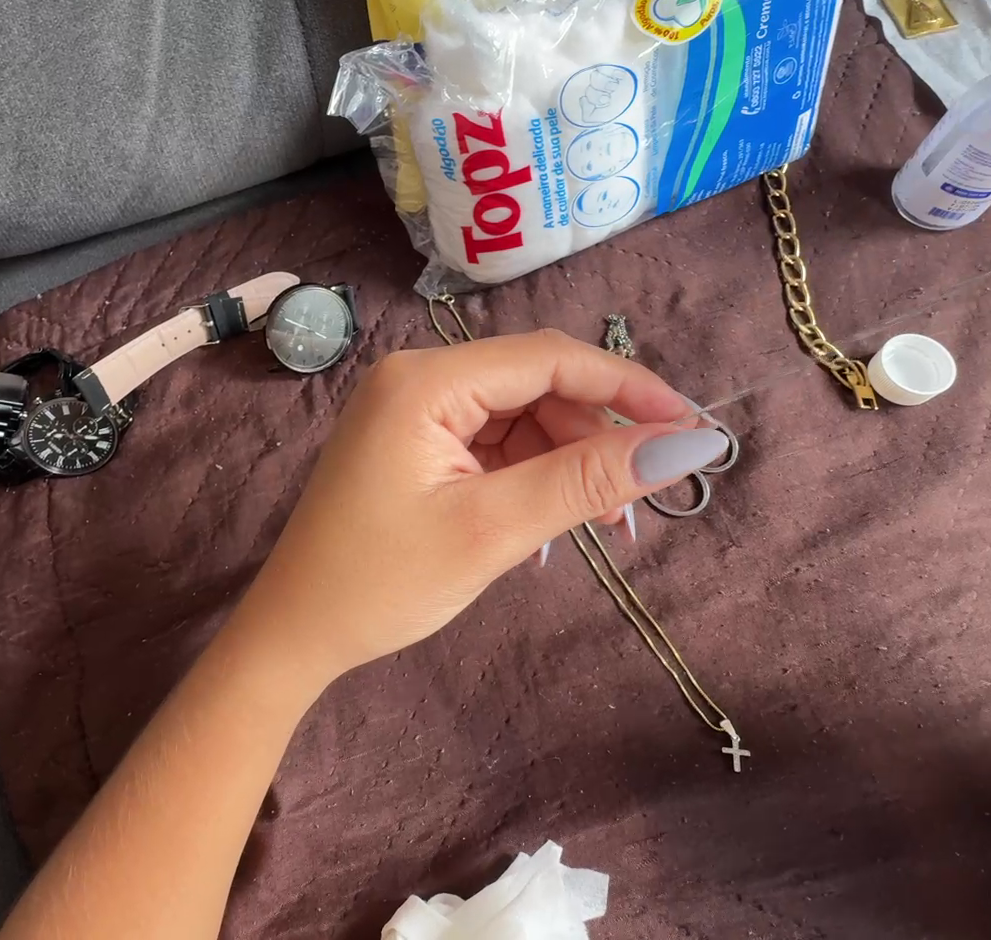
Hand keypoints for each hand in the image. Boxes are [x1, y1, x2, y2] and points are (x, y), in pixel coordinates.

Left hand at [229, 329, 730, 685]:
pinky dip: (531, 472)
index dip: (628, 386)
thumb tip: (687, 443)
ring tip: (605, 518)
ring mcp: (413, 411)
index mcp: (425, 380)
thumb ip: (586, 479)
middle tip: (643, 495)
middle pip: (535, 384)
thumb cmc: (382, 582)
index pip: (549, 359)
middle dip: (595, 433)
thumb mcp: (491, 529)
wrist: (296, 632)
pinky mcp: (415, 444)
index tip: (694, 428)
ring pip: (519, 415)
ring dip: (567, 458)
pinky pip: (492, 442)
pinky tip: (554, 513)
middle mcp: (418, 378)